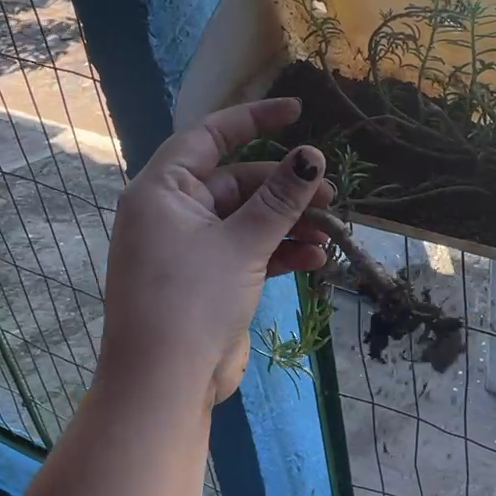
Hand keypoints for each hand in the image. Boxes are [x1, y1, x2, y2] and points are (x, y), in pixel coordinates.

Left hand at [96, 99, 331, 408]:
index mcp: (164, 190)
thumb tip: (312, 156)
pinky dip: (278, 253)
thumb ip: (280, 199)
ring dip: (289, 225)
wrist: (165, 383)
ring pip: (248, 220)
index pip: (211, 136)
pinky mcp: (208, 280)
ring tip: (330, 234)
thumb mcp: (242, 243)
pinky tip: (314, 261)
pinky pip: (247, 252)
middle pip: (238, 183)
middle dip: (286, 190)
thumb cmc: (193, 300)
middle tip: (331, 196)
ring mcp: (191, 248)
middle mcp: (173, 212)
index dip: (255, 120)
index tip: (297, 112)